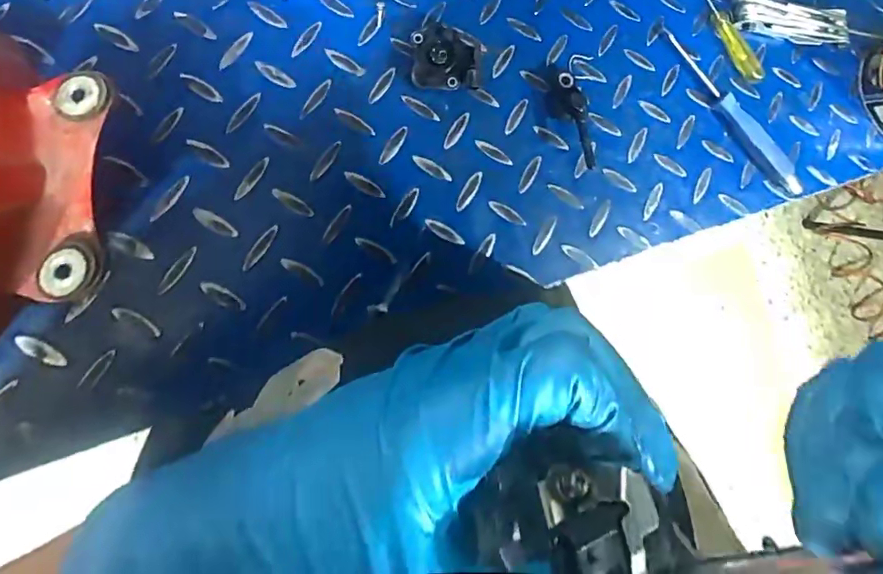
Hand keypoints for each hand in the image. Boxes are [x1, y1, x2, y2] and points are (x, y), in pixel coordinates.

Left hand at [63, 303, 676, 572]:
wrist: (228, 519)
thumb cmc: (317, 545)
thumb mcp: (425, 571)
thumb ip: (507, 560)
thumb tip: (568, 551)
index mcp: (446, 410)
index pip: (552, 359)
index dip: (618, 401)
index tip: (654, 469)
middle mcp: (440, 371)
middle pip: (546, 333)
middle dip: (610, 384)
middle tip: (644, 462)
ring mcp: (426, 372)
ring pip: (523, 343)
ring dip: (578, 384)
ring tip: (612, 456)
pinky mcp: (416, 388)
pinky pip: (497, 367)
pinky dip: (543, 393)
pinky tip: (553, 455)